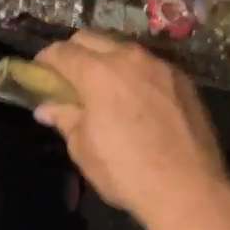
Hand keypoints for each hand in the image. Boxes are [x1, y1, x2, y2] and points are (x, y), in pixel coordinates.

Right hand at [34, 31, 228, 218]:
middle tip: (68, 78)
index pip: (61, 52)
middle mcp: (129, 59)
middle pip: (91, 38)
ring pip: (123, 48)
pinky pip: (149, 65)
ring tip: (103, 87)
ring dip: (106, 59)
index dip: (44, 60)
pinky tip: (135, 98)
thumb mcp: (83, 148)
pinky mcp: (184, 81)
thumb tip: (46, 109)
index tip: (39, 73)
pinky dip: (134, 73)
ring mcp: (160, 67)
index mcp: (97, 73)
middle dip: (74, 52)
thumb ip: (65, 119)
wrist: (190, 191)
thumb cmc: (126, 171)